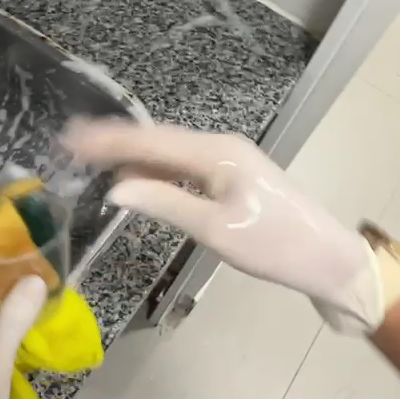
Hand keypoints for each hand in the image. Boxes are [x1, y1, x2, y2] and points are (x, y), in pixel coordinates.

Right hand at [64, 119, 385, 333]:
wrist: (329, 260)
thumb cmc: (276, 247)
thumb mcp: (216, 230)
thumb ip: (165, 205)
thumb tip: (116, 191)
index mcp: (216, 153)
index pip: (150, 141)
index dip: (108, 139)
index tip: (71, 138)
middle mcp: (219, 147)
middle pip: (156, 139)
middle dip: (113, 140)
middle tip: (71, 143)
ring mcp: (226, 160)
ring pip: (168, 151)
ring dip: (130, 154)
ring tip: (91, 157)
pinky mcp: (230, 177)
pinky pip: (182, 165)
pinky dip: (153, 169)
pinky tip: (134, 177)